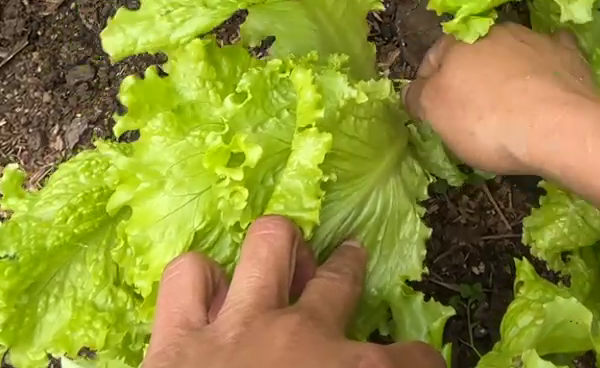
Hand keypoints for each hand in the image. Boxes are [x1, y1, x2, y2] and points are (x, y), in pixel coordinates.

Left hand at [144, 215, 442, 367]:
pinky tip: (209, 304)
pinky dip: (199, 283)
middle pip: (339, 279)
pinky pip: (188, 278)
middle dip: (349, 265)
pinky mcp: (177, 341)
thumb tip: (363, 361)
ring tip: (278, 274)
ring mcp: (238, 330)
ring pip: (267, 243)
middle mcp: (304, 337)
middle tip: (347, 264)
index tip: (420, 362)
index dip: (422, 361)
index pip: (416, 360)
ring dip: (276, 255)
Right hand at [403, 23, 599, 175]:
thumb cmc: (488, 121)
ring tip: (513, 104)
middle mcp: (497, 31)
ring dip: (508, 70)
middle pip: (475, 53)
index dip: (429, 84)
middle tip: (473, 111)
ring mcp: (535, 39)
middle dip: (471, 75)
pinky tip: (550, 81)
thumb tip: (413, 91)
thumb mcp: (436, 113)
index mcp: (460, 42)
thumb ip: (418, 97)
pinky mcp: (568, 55)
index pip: (434, 57)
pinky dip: (549, 64)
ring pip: (513, 51)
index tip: (433, 111)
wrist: (559, 127)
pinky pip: (554, 53)